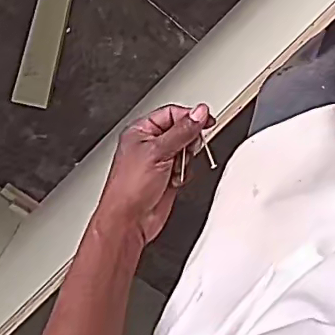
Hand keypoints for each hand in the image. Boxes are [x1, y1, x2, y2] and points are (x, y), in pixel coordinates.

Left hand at [94, 103, 211, 247]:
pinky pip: (187, 167)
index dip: (189, 116)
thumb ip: (182, 131)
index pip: (171, 113)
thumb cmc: (129, 187)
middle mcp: (149, 143)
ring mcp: (159, 160)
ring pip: (187, 150)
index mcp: (141, 130)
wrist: (129, 221)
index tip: (206, 120)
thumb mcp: (158, 151)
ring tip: (174, 168)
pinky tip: (173, 180)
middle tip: (185, 149)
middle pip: (182, 131)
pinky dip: (184, 174)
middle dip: (187, 141)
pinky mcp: (168, 176)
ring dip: (185, 160)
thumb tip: (199, 113)